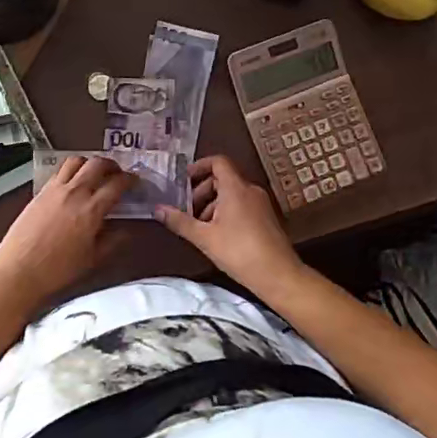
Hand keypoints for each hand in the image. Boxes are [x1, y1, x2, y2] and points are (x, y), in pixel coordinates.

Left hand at [0, 155, 133, 306]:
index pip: (117, 184)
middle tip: (117, 173)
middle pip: (97, 164)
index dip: (130, 179)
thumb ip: (112, 241)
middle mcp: (74, 193)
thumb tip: (125, 230)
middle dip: (112, 165)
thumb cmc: (57, 270)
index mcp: (91, 209)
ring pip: (76, 161)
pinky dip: (71, 171)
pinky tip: (72, 183)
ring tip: (94, 172)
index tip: (134, 181)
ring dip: (89, 162)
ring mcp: (54, 190)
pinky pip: (59, 172)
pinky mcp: (39, 192)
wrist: (19, 271)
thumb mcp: (92, 259)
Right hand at [155, 156, 301, 287]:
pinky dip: (226, 212)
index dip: (199, 167)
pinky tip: (217, 234)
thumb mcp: (204, 237)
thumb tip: (157, 209)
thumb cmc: (240, 252)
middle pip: (223, 178)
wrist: (279, 275)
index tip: (183, 181)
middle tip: (186, 209)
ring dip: (212, 204)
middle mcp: (250, 190)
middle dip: (201, 191)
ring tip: (199, 226)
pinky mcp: (266, 218)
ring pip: (232, 193)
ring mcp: (261, 204)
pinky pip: (242, 205)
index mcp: (235, 188)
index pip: (218, 162)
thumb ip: (179, 221)